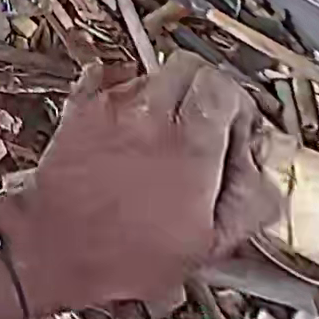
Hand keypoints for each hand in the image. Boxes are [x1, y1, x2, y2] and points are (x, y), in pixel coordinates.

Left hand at [0, 52, 278, 313]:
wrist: (59, 240)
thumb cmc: (126, 253)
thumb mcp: (210, 243)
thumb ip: (248, 199)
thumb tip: (259, 171)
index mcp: (188, 147)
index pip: (222, 85)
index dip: (237, 104)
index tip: (237, 129)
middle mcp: (147, 114)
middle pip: (187, 66)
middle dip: (203, 89)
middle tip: (206, 125)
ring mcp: (108, 103)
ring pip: (150, 72)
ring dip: (164, 95)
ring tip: (163, 135)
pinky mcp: (79, 103)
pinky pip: (106, 75)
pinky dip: (121, 89)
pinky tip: (127, 122)